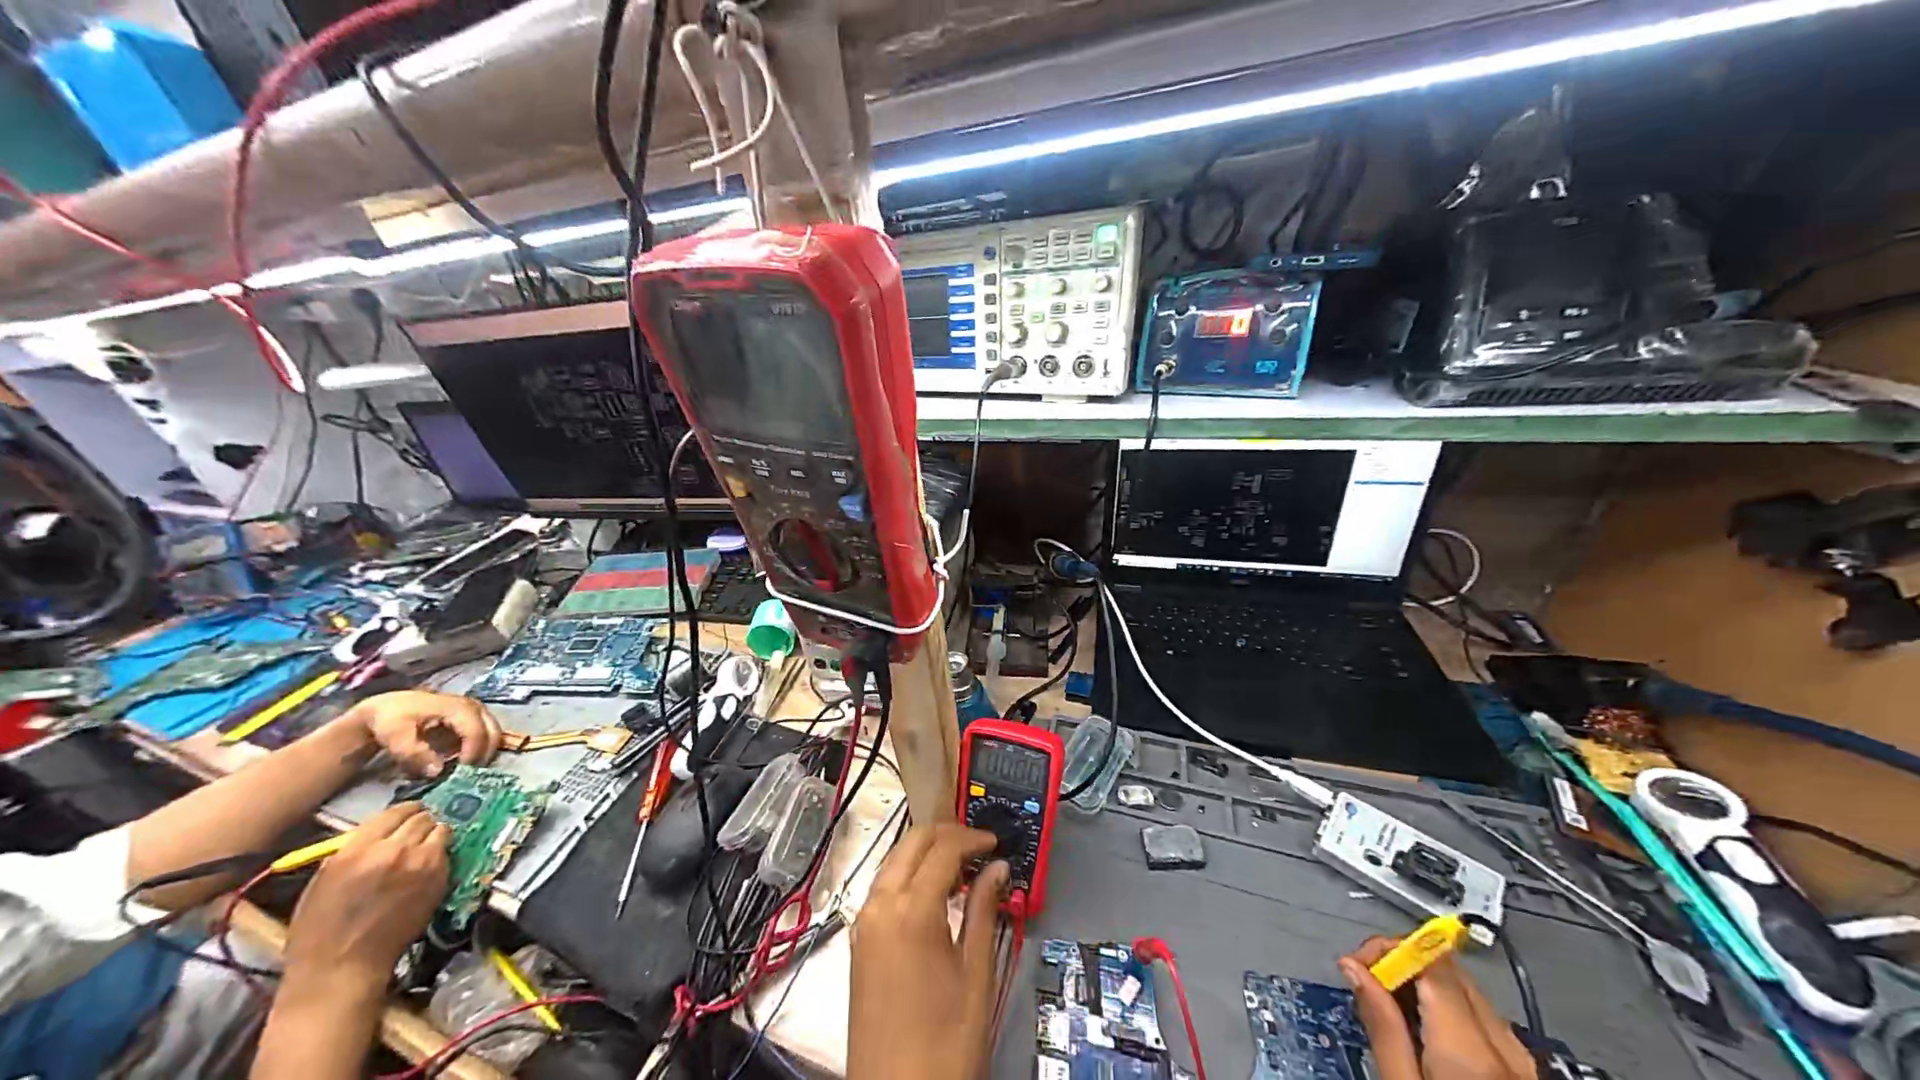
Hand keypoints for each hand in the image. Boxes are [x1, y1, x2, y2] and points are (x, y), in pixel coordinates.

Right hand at [282, 803, 449, 989]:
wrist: (342, 967)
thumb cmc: (321, 929)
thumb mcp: (325, 879)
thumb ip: (355, 849)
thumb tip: (380, 831)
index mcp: (359, 849)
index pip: (396, 811)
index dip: (404, 811)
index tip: (407, 814)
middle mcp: (395, 850)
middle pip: (422, 818)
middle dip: (420, 822)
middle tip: (415, 832)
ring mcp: (422, 863)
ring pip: (441, 830)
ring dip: (434, 835)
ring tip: (424, 846)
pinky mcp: (440, 878)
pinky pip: (447, 854)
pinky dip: (440, 855)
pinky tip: (427, 867)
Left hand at [347, 691, 502, 776]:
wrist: (387, 708)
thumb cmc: (392, 720)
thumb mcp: (395, 737)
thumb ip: (414, 754)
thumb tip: (438, 771)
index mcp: (459, 708)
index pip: (477, 733)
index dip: (472, 755)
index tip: (460, 776)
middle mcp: (474, 707)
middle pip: (494, 733)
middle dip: (484, 756)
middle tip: (467, 777)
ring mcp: (477, 711)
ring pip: (494, 734)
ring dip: (484, 754)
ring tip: (465, 771)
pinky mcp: (475, 717)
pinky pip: (487, 735)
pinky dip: (480, 749)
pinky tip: (463, 761)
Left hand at [849, 824, 1009, 1079]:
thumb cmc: (945, 1042)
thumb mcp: (976, 975)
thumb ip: (984, 911)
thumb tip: (997, 868)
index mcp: (909, 911)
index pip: (942, 849)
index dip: (972, 838)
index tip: (995, 842)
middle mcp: (879, 906)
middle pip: (911, 843)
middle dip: (946, 835)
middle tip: (979, 846)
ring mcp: (864, 923)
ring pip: (894, 862)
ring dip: (925, 853)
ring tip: (962, 867)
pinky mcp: (859, 942)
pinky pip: (884, 888)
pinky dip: (909, 876)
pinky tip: (934, 893)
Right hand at [1339, 937, 1534, 1079]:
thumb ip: (1381, 1026)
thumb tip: (1354, 967)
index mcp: (1472, 1051)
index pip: (1430, 960)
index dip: (1388, 949)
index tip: (1358, 966)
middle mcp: (1507, 1047)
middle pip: (1449, 970)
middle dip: (1402, 966)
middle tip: (1368, 988)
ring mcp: (1523, 1061)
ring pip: (1466, 992)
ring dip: (1424, 988)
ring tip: (1393, 1017)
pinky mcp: (1526, 1071)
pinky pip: (1483, 1020)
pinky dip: (1448, 1014)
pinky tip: (1425, 1037)